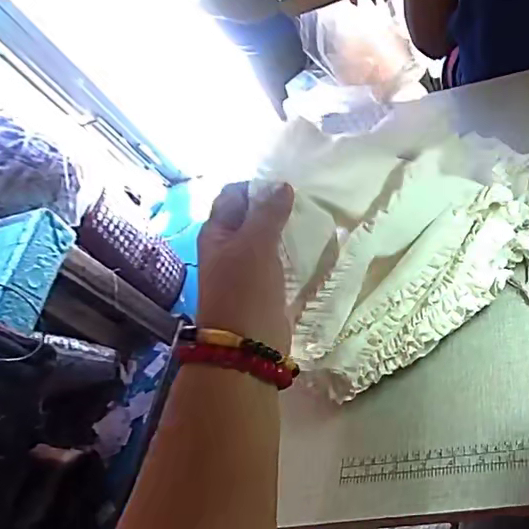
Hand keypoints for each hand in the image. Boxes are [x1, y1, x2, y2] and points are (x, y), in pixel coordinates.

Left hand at [195, 181, 294, 349]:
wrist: (248, 343)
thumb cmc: (245, 290)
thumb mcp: (255, 245)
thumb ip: (268, 214)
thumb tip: (283, 186)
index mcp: (216, 232)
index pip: (233, 196)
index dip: (256, 186)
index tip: (287, 186)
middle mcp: (229, 247)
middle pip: (250, 216)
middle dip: (274, 206)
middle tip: (305, 202)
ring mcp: (247, 268)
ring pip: (267, 239)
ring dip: (285, 229)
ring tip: (311, 221)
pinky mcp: (266, 286)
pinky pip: (279, 260)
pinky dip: (291, 251)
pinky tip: (310, 248)